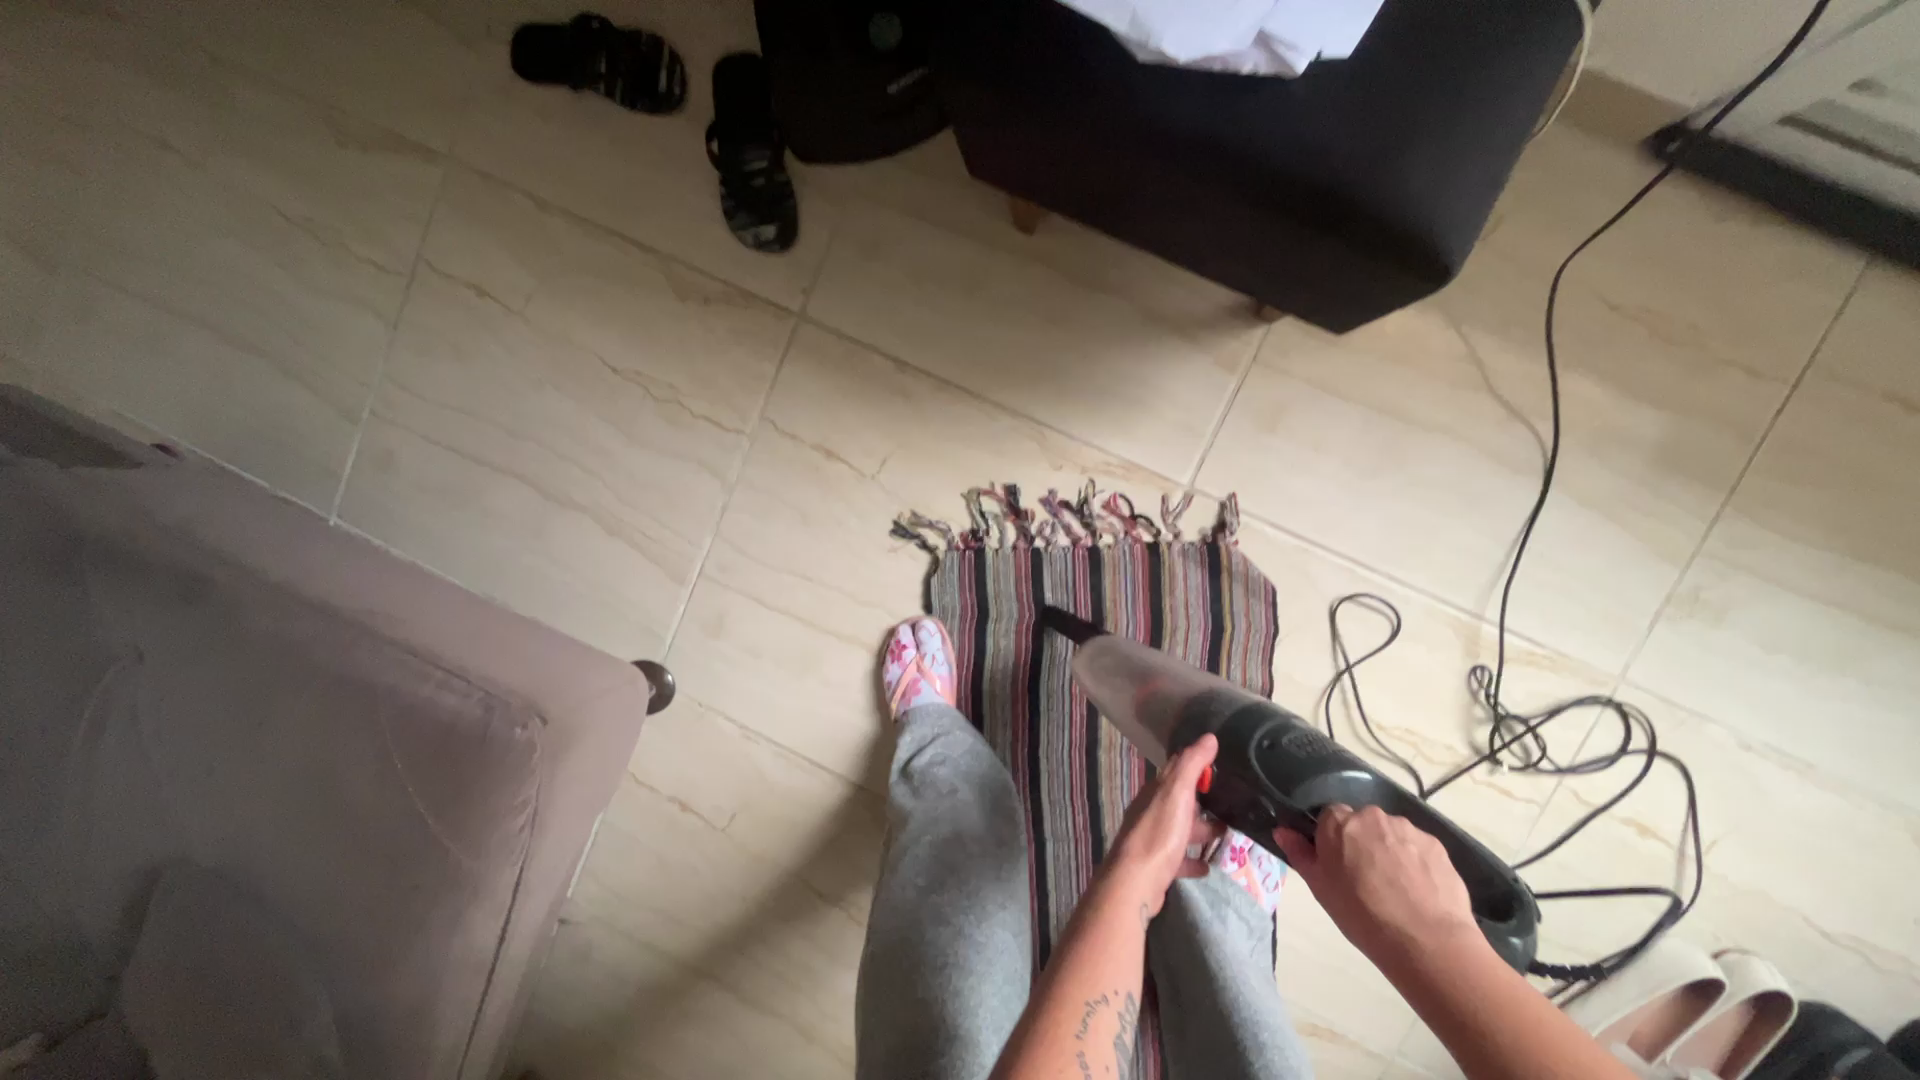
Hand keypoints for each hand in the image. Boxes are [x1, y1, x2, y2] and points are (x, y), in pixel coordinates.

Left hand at [1102, 735, 1225, 917]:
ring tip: (1227, 835)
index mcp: (1155, 792)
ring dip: (1201, 831)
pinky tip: (1208, 866)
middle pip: (1180, 802)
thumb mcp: (1176, 793)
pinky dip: (1193, 860)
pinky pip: (1179, 859)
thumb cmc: (1159, 833)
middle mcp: (1151, 812)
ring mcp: (1152, 840)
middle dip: (1203, 803)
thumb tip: (1208, 737)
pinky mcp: (1157, 866)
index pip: (1176, 772)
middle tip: (1233, 807)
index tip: (1223, 770)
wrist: (1136, 881)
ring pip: (1180, 830)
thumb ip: (1191, 765)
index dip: (1197, 768)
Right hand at [1274, 804, 1478, 962]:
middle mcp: (1372, 816)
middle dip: (1362, 842)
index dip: (1332, 838)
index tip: (1337, 863)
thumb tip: (1282, 830)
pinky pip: (1418, 847)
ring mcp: (1408, 829)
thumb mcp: (1320, 888)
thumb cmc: (1361, 914)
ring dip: (1390, 850)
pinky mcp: (1437, 845)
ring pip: (1392, 834)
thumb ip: (1300, 853)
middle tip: (1365, 877)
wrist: (1425, 940)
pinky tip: (1417, 890)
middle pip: (1362, 822)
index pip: (1329, 816)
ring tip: (1396, 887)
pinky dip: (1415, 862)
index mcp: (1338, 822)